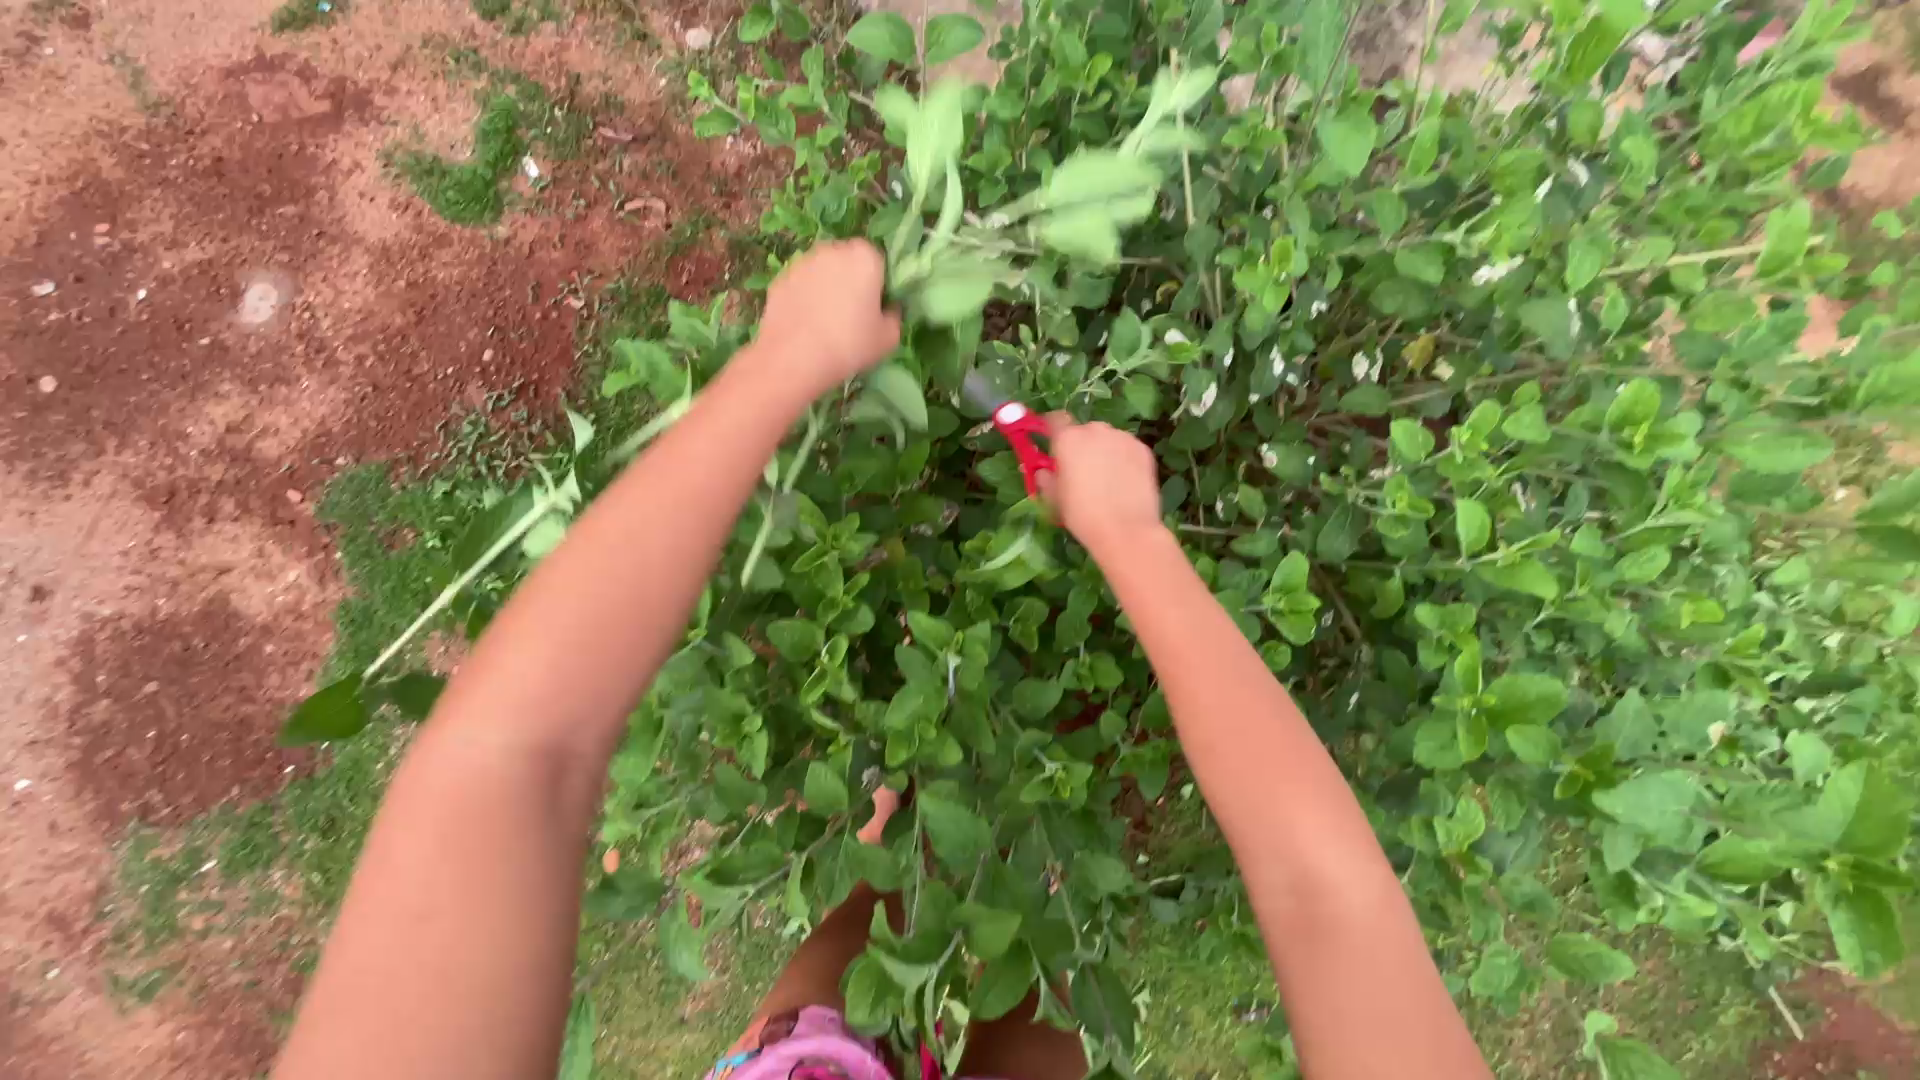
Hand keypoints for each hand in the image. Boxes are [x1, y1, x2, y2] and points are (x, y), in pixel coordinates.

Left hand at [755, 240, 900, 395]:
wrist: (794, 358)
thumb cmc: (850, 345)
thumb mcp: (888, 338)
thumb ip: (894, 316)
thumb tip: (888, 308)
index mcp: (865, 257)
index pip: (878, 259)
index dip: (878, 281)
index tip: (875, 305)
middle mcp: (833, 249)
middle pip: (848, 259)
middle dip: (851, 278)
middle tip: (852, 311)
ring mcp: (802, 262)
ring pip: (822, 270)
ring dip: (826, 286)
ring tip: (826, 319)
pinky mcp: (780, 278)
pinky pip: (801, 284)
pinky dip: (804, 296)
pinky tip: (806, 322)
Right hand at [1038, 415, 1165, 552]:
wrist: (1126, 530)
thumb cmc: (1082, 515)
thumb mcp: (1054, 499)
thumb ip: (1046, 478)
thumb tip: (1044, 470)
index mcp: (1068, 439)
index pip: (1055, 419)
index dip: (1052, 429)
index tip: (1052, 443)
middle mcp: (1096, 430)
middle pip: (1084, 430)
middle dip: (1081, 444)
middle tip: (1080, 469)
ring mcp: (1122, 437)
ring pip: (1107, 438)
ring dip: (1103, 450)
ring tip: (1105, 477)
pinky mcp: (1143, 449)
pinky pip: (1126, 448)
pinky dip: (1122, 457)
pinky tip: (1123, 480)